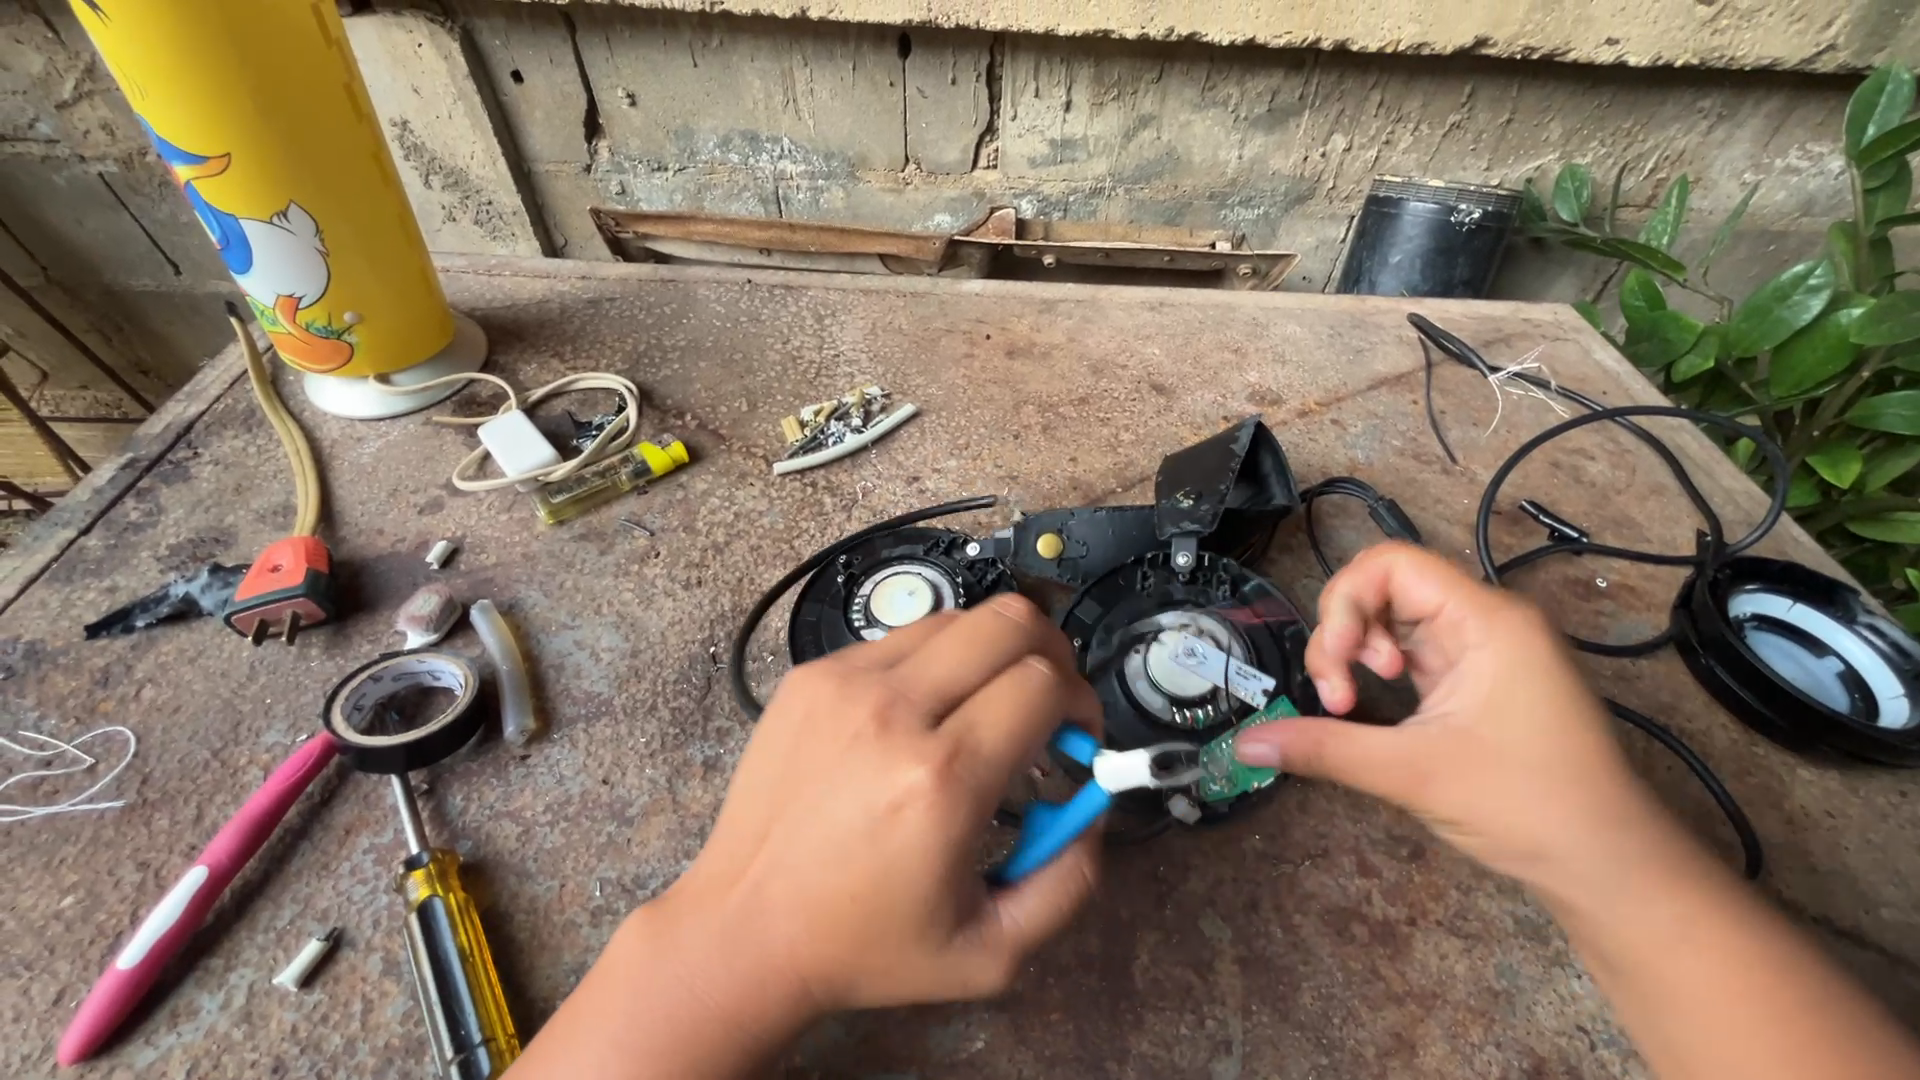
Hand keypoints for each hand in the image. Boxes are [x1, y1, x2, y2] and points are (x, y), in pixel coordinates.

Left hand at [657, 594, 1103, 1015]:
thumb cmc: (866, 944)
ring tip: (985, 704)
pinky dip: (935, 661)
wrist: (744, 926)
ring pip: (957, 618)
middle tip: (1046, 702)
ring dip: (992, 652)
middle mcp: (894, 711)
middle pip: (1010, 621)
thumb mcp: (990, 952)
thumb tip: (1093, 802)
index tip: (1074, 738)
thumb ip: (1069, 880)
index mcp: (942, 779)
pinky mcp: (812, 674)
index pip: (1043, 682)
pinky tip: (923, 711)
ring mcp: (845, 681)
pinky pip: (900, 638)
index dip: (1081, 702)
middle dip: (1052, 653)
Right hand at [1234, 542, 1675, 893]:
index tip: (1342, 669)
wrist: (1610, 868)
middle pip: (1382, 587)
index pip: (1390, 566)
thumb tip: (1245, 743)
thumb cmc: (1528, 807)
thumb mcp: (1412, 773)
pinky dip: (1375, 668)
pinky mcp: (1474, 677)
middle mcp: (1484, 621)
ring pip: (1390, 617)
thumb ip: (1321, 748)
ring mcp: (1480, 649)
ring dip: (1355, 652)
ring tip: (1351, 701)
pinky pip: (1408, 648)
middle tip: (1338, 695)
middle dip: (1343, 633)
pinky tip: (1369, 703)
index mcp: (1484, 621)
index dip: (1345, 603)